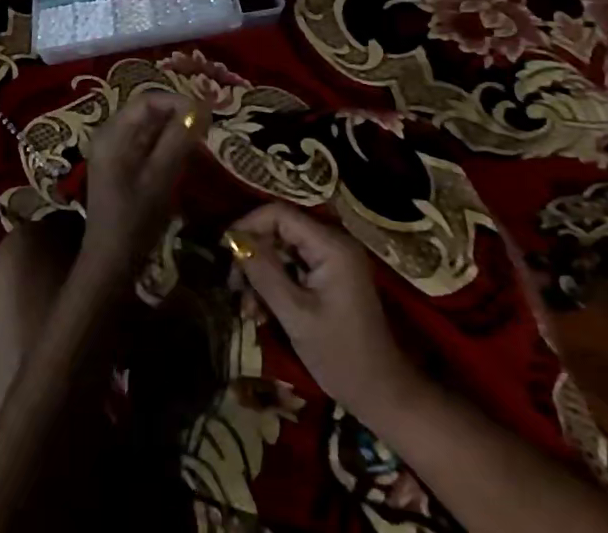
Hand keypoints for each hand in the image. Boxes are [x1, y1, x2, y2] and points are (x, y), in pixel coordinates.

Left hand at [78, 92, 205, 281]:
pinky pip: (145, 143)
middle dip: (179, 114)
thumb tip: (201, 106)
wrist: (111, 260)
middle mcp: (108, 135)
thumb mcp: (161, 178)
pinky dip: (166, 144)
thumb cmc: (135, 219)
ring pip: (148, 127)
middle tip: (210, 126)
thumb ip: (178, 140)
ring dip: (175, 129)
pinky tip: (186, 156)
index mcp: (112, 134)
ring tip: (203, 140)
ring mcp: (112, 150)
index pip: (147, 100)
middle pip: (146, 111)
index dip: (178, 101)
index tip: (209, 113)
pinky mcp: (120, 165)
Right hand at [229, 202, 424, 419]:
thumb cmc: (340, 354)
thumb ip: (264, 272)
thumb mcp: (295, 313)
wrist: (381, 393)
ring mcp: (333, 260)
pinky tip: (261, 312)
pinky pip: (292, 267)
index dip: (248, 226)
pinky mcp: (329, 276)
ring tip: (247, 308)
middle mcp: (334, 244)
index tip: (226, 252)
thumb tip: (234, 242)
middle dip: (252, 255)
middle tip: (234, 286)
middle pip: (279, 230)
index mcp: (331, 247)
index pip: (280, 214)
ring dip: (259, 274)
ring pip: (281, 250)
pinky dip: (273, 284)